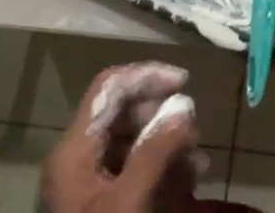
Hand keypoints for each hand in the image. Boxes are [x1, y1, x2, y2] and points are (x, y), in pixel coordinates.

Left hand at [42, 63, 208, 212]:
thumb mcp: (133, 202)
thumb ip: (158, 150)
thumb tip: (184, 102)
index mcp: (74, 151)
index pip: (109, 88)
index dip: (147, 75)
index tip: (185, 83)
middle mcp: (77, 161)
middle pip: (122, 114)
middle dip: (162, 116)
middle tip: (195, 132)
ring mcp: (88, 187)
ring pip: (131, 144)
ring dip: (168, 145)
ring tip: (199, 165)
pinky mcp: (102, 207)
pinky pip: (133, 174)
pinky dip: (162, 172)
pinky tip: (191, 186)